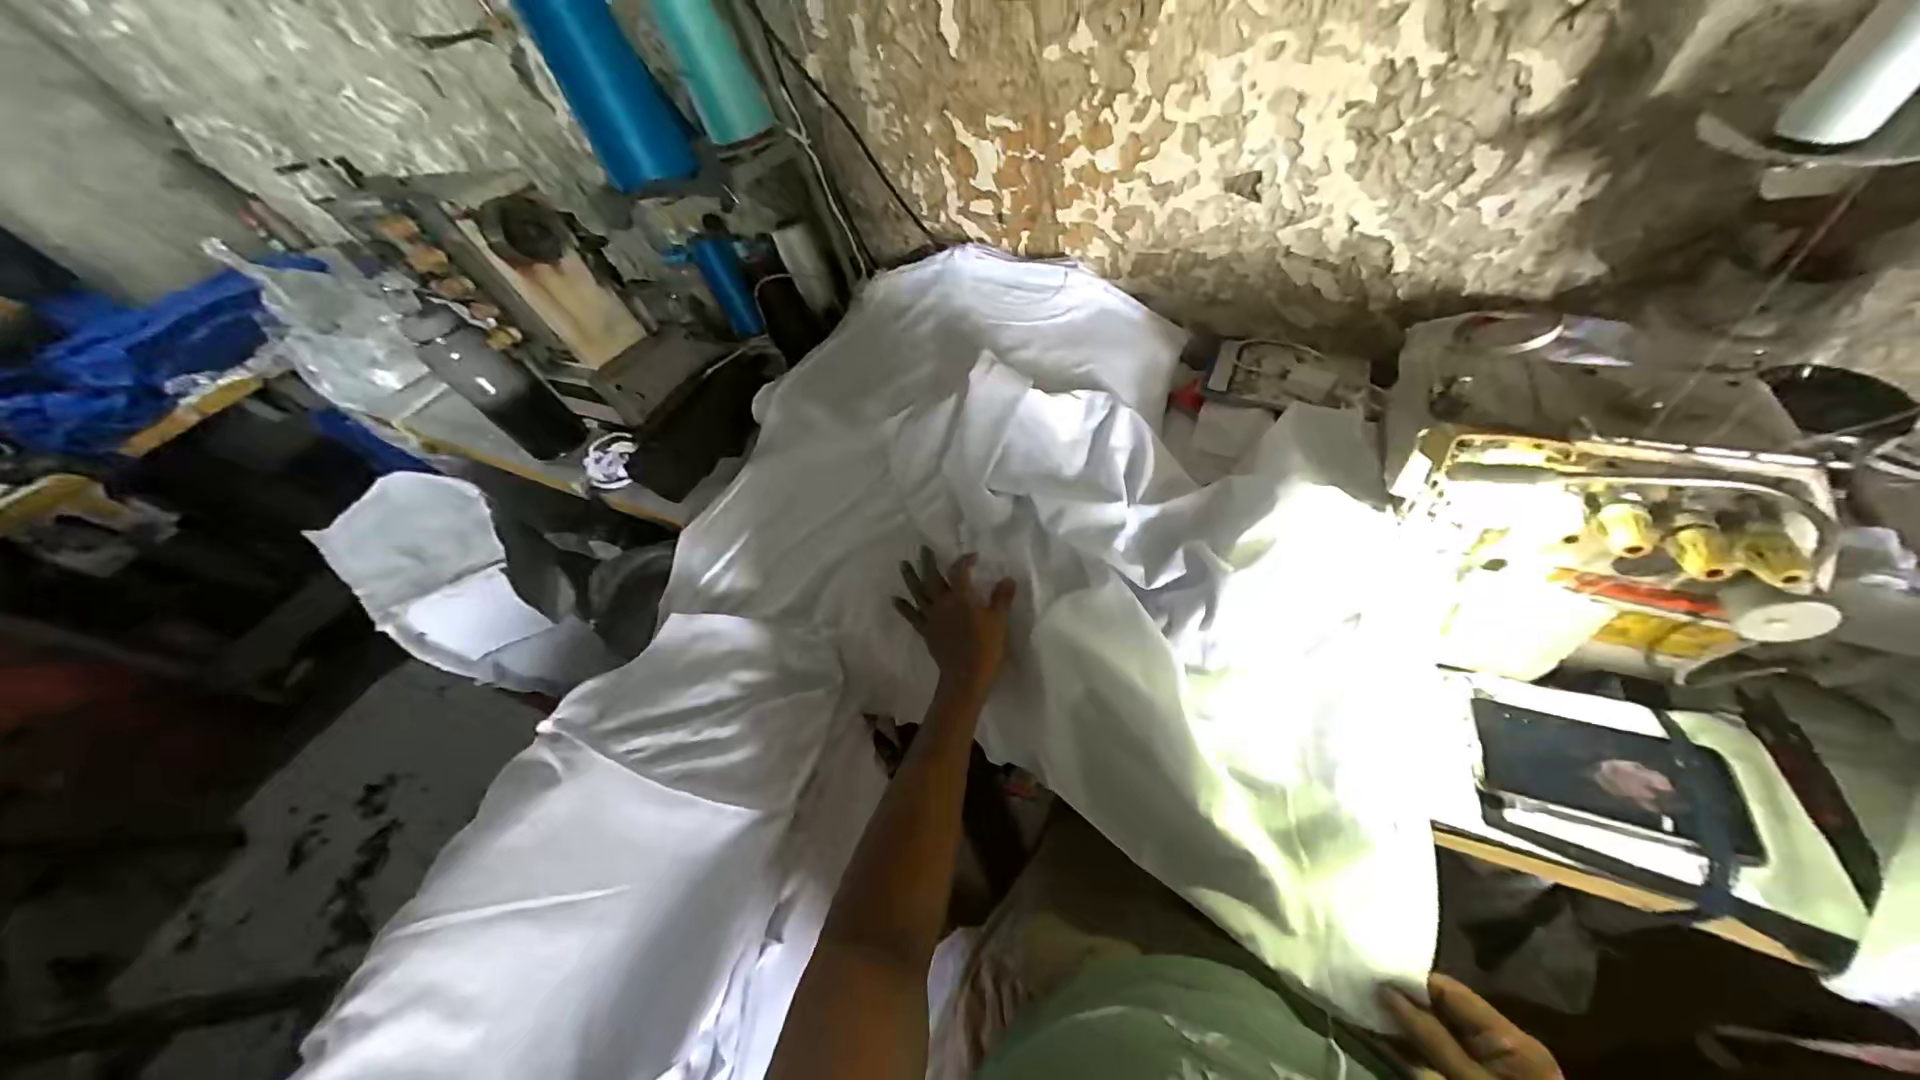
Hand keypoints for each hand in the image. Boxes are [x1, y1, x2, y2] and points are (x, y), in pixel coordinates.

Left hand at [894, 546, 1014, 698]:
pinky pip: (912, 617)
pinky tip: (895, 599)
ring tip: (903, 565)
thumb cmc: (986, 647)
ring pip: (918, 594)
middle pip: (932, 578)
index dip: (964, 561)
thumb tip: (1007, 579)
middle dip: (928, 562)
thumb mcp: (999, 621)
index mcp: (961, 598)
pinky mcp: (926, 632)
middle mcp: (942, 604)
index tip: (972, 557)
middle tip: (923, 549)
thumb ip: (1002, 598)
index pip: (959, 572)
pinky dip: (903, 607)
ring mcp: (931, 618)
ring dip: (911, 578)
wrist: (966, 677)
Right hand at [1381, 975, 1561, 1079]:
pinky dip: (1417, 1049)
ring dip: (1406, 1026)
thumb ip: (1429, 1035)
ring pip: (1440, 1033)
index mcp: (1510, 1038)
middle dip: (1405, 1003)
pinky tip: (1386, 1042)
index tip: (1369, 977)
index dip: (1409, 981)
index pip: (1450, 990)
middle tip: (1362, 995)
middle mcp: (1504, 1045)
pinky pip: (1443, 1056)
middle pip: (1445, 1010)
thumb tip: (1386, 989)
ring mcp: (1494, 1069)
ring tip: (1366, 1014)